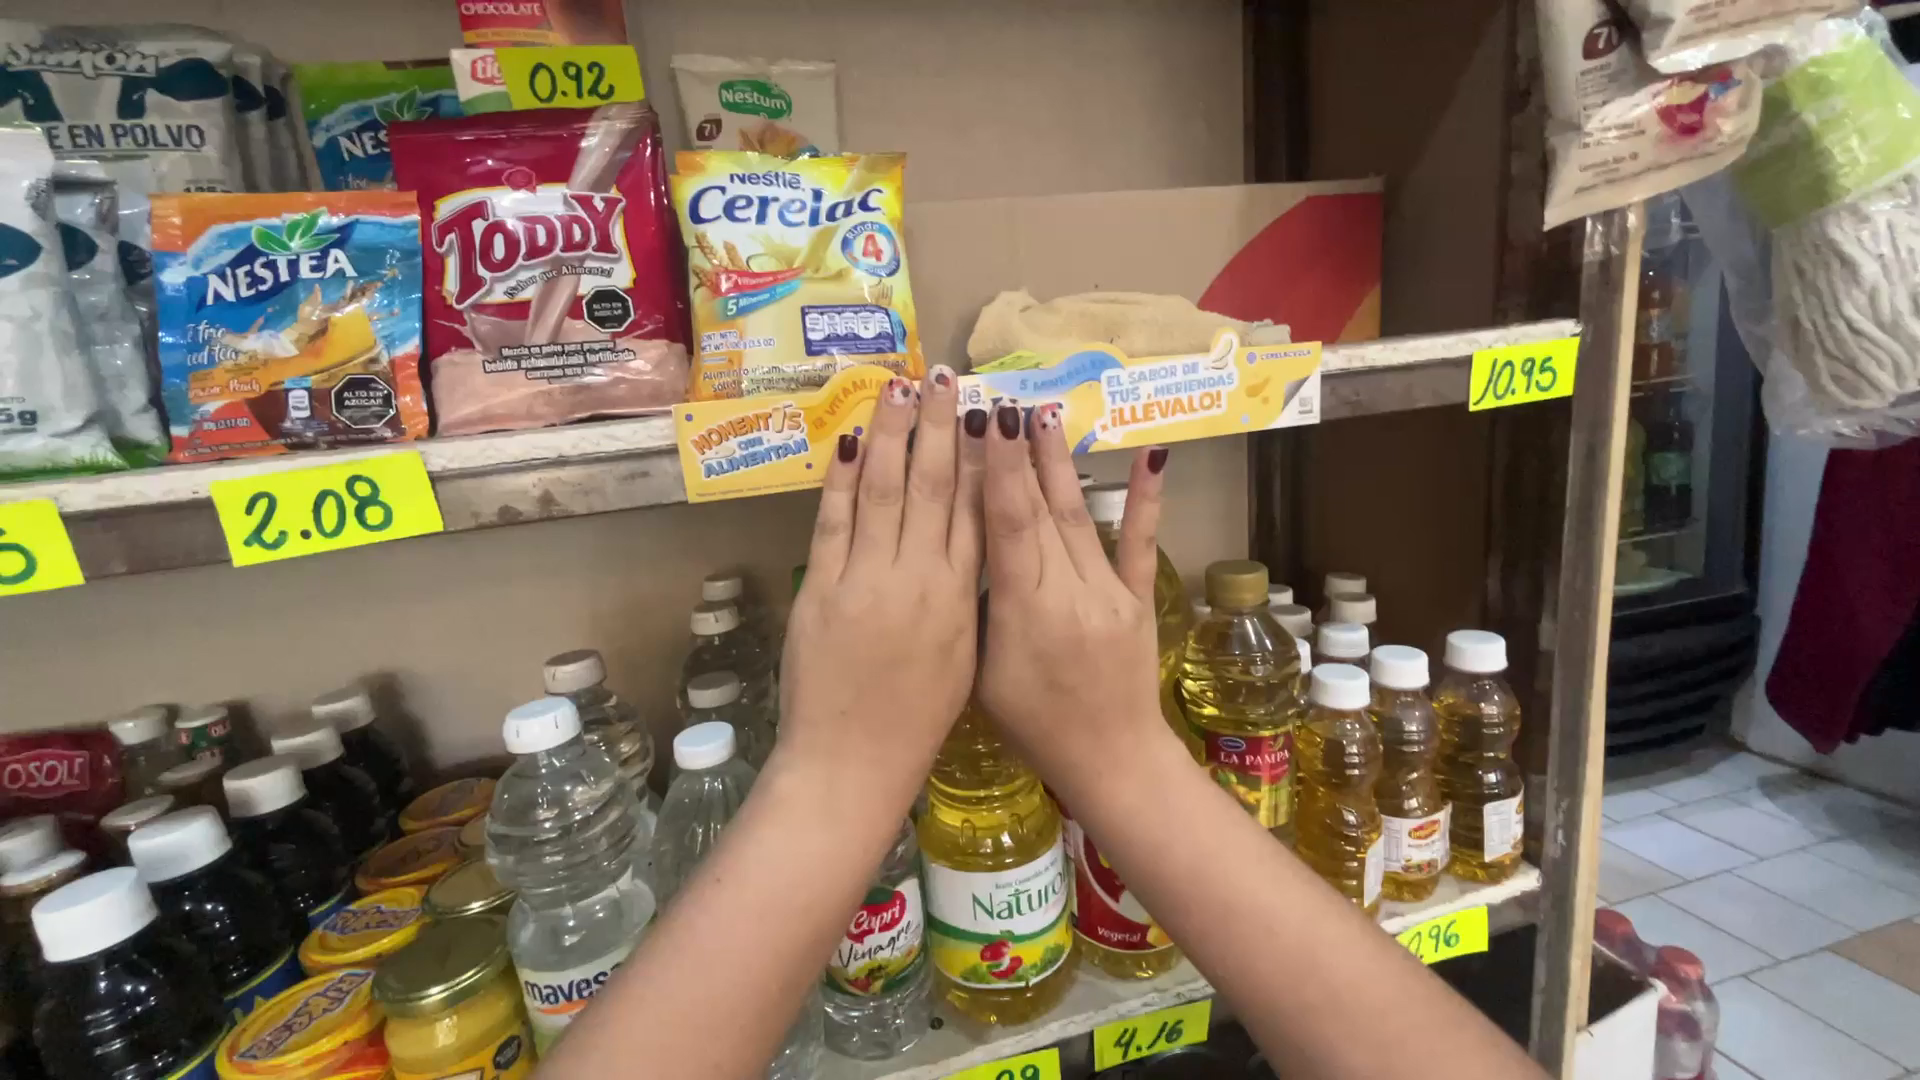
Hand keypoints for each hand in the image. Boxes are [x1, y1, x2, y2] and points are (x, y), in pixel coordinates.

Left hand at [776, 365, 983, 792]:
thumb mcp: (963, 656)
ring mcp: (868, 579)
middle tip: (947, 379)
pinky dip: (843, 478)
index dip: (981, 456)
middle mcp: (921, 577)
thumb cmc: (918, 720)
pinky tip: (850, 440)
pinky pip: (835, 521)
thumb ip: (967, 596)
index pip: (976, 510)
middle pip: (933, 486)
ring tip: (900, 389)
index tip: (986, 414)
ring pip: (885, 490)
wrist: (854, 762)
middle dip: (940, 427)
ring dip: (893, 435)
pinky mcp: (823, 588)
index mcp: (962, 597)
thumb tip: (970, 543)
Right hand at [976, 402, 1172, 789]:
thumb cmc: (1033, 726)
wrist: (1110, 759)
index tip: (986, 422)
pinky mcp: (1139, 599)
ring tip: (1048, 414)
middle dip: (1022, 454)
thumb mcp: (983, 674)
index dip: (997, 471)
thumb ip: (978, 609)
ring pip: (1080, 518)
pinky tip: (1152, 456)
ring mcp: (1109, 592)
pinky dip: (1146, 501)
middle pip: (1041, 512)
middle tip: (1008, 402)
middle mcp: (1068, 591)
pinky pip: (1142, 545)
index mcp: (1023, 611)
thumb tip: (968, 550)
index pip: (1007, 526)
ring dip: (1062, 465)